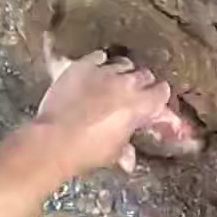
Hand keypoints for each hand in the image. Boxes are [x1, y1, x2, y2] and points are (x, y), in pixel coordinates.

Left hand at [32, 49, 173, 174]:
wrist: (54, 140)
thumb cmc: (87, 150)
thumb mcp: (114, 153)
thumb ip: (127, 148)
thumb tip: (129, 159)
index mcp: (140, 105)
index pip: (161, 92)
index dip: (159, 97)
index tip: (156, 103)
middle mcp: (126, 84)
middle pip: (144, 74)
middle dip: (143, 83)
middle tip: (136, 93)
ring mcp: (103, 72)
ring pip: (123, 64)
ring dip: (123, 72)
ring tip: (116, 80)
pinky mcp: (82, 67)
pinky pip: (98, 57)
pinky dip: (100, 63)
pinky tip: (97, 71)